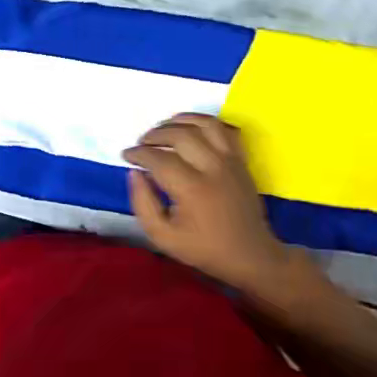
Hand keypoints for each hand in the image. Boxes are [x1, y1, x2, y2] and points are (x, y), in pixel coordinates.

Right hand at [122, 114, 319, 298]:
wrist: (250, 254)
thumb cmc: (203, 248)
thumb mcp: (162, 236)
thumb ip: (143, 203)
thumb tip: (134, 173)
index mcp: (192, 188)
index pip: (158, 158)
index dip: (138, 153)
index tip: (126, 156)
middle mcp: (213, 168)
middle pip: (180, 135)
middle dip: (154, 134)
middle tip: (141, 143)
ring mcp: (231, 161)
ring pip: (204, 124)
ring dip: (179, 121)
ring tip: (162, 129)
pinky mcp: (241, 160)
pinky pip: (225, 129)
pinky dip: (205, 123)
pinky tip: (190, 128)